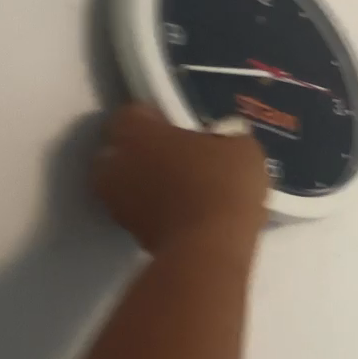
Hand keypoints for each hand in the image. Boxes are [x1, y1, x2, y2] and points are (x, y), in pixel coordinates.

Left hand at [91, 104, 269, 252]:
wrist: (209, 246)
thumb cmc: (223, 184)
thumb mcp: (243, 148)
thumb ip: (225, 137)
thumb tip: (222, 137)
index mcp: (137, 133)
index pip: (135, 112)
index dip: (160, 116)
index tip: (183, 124)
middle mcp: (114, 162)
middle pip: (122, 148)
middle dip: (146, 150)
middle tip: (182, 155)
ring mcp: (115, 200)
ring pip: (129, 180)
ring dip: (150, 180)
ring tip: (187, 186)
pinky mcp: (128, 230)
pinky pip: (141, 207)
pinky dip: (158, 206)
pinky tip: (189, 209)